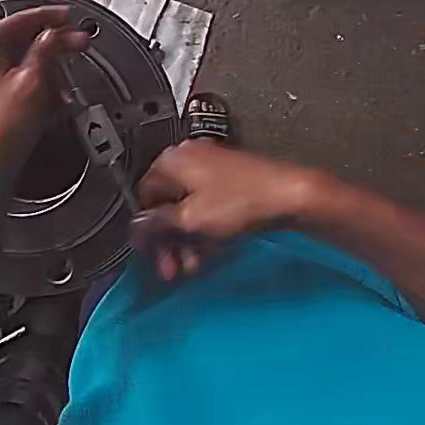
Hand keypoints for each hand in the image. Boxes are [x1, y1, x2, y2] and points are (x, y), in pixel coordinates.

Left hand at [0, 5, 88, 181]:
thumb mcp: (33, 83)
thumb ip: (48, 50)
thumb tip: (58, 34)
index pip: (19, 20)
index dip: (50, 17)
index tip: (69, 17)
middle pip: (20, 43)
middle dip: (52, 48)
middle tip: (76, 46)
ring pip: (19, 66)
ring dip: (46, 71)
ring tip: (67, 78)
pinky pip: (14, 86)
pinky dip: (35, 88)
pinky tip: (52, 98)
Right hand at [136, 140, 328, 280]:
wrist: (289, 195)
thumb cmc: (242, 200)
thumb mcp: (190, 218)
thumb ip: (157, 222)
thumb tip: (135, 225)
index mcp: (172, 161)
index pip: (144, 195)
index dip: (145, 227)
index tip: (148, 250)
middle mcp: (188, 158)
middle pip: (166, 203)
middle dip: (168, 239)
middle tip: (171, 266)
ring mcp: (210, 167)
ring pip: (186, 208)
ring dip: (186, 239)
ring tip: (192, 264)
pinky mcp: (228, 179)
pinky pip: (205, 206)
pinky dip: (203, 228)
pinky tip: (209, 251)